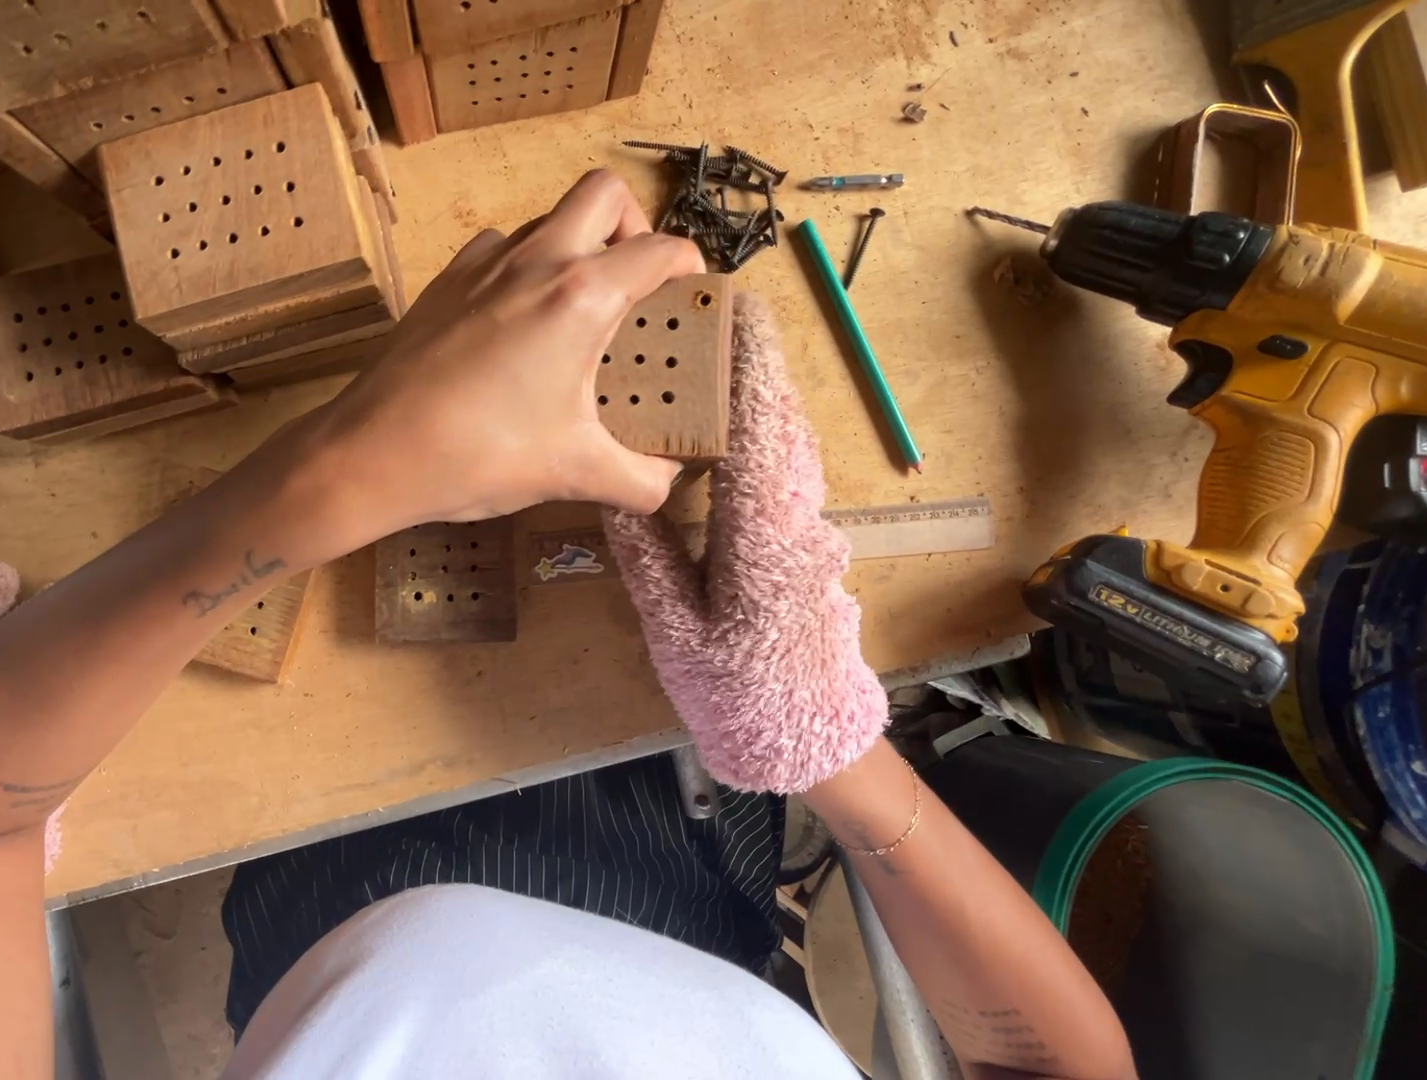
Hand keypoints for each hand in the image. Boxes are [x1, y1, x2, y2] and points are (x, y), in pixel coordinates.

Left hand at [298, 170, 703, 535]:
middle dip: (632, 226)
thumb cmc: (481, 455)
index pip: (658, 250)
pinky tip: (512, 325)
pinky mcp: (442, 282)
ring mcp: (481, 263)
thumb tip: (667, 486)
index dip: (687, 267)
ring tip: (573, 311)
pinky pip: (497, 248)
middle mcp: (534, 259)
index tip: (690, 295)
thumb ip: (639, 482)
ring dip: (573, 245)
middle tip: (631, 285)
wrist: (373, 453)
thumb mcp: (574, 473)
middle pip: (602, 193)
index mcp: (580, 295)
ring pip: (545, 218)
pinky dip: (520, 268)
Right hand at [603, 295, 887, 792]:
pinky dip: (766, 425)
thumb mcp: (674, 629)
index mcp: (762, 537)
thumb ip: (646, 554)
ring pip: (790, 440)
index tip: (731, 314)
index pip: (756, 434)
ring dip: (762, 388)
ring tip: (721, 347)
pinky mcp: (806, 535)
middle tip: (714, 312)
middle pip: (781, 422)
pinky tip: (737, 416)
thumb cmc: (737, 690)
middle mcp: (796, 517)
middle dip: (754, 362)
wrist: (807, 735)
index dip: (746, 369)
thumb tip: (617, 488)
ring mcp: (809, 524)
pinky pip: (788, 466)